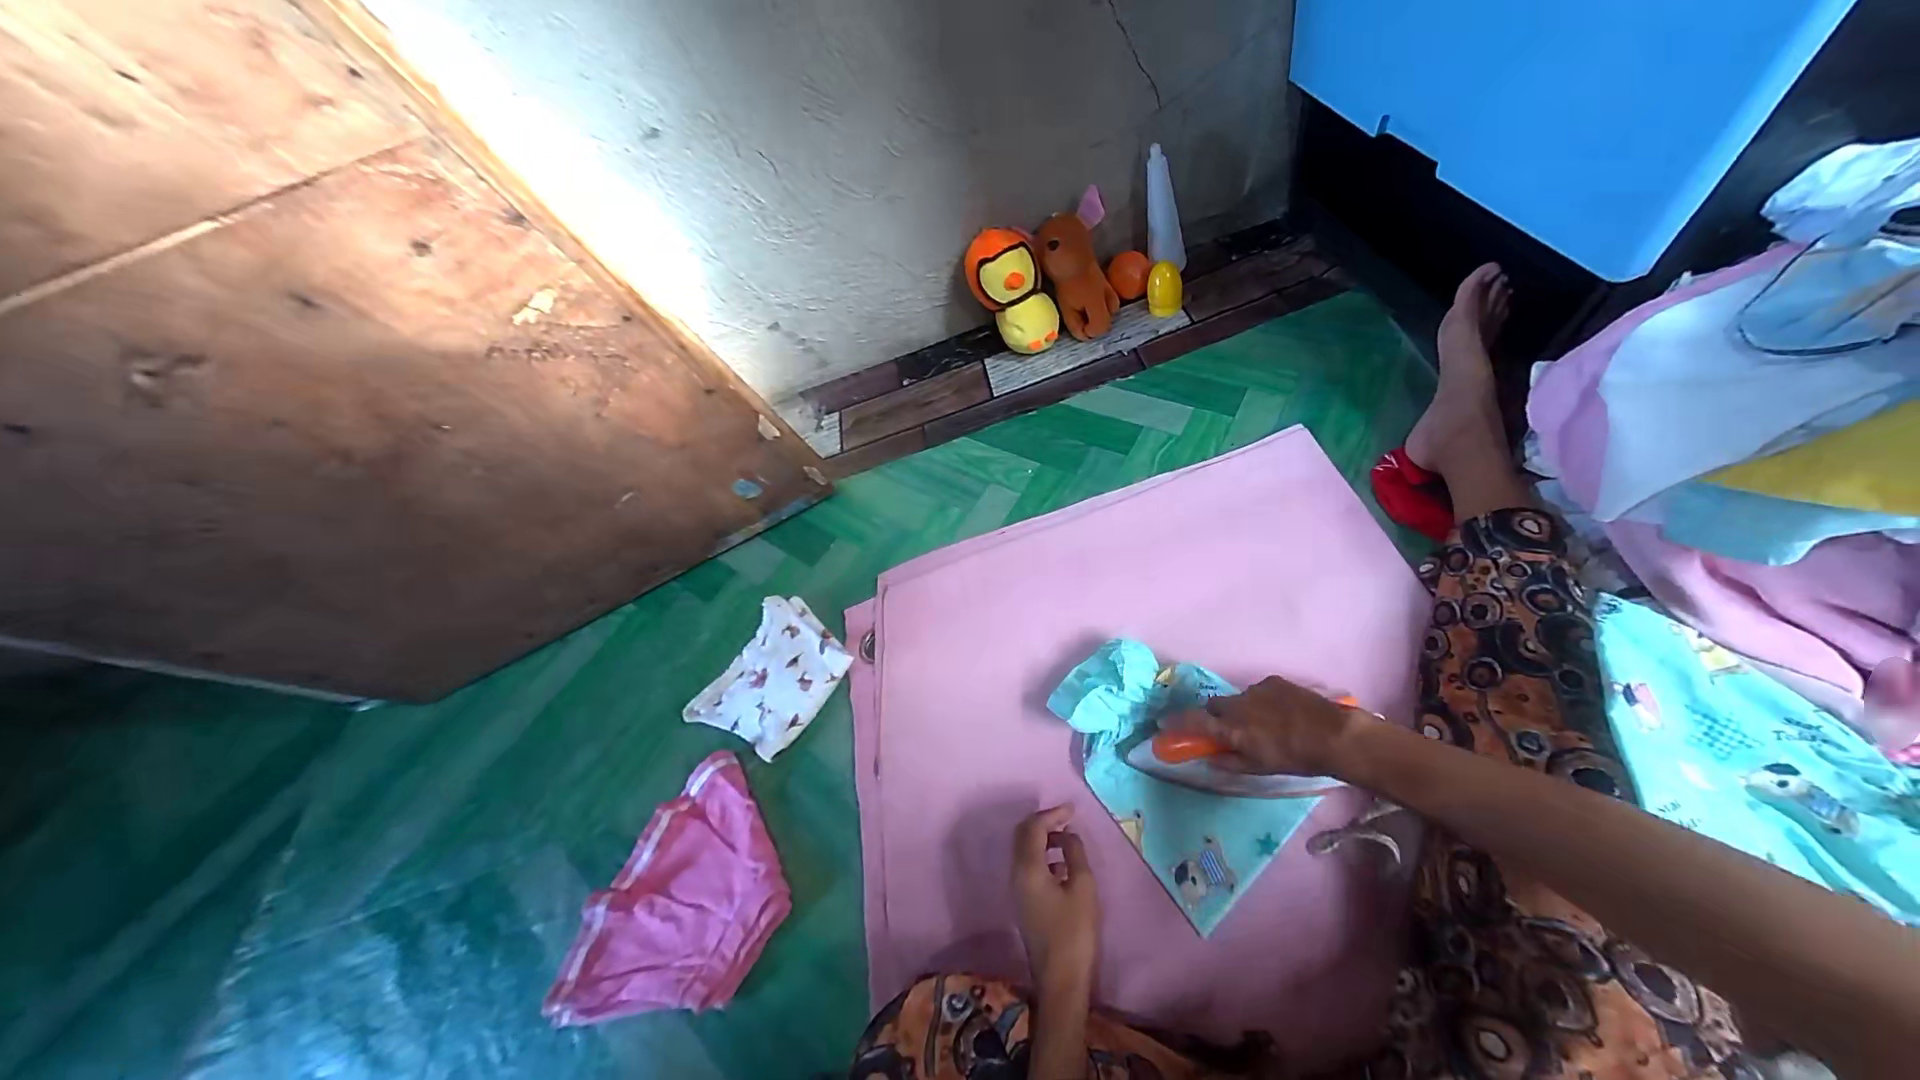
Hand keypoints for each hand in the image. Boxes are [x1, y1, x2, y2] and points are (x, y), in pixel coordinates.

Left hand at [1012, 804, 1099, 995]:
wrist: (1060, 979)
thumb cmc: (1074, 932)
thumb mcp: (1083, 887)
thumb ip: (1075, 854)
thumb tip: (1069, 835)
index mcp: (1027, 868)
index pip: (1033, 828)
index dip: (1052, 814)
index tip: (1072, 808)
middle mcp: (1015, 873)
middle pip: (1023, 835)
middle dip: (1044, 821)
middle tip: (1067, 818)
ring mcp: (1016, 888)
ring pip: (1023, 849)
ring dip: (1042, 837)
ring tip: (1068, 837)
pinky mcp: (1023, 900)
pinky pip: (1027, 864)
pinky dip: (1042, 853)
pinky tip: (1062, 862)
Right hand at [1165, 675, 1360, 776]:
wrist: (1333, 735)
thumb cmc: (1295, 758)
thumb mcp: (1261, 769)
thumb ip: (1230, 762)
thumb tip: (1210, 758)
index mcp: (1230, 729)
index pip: (1193, 721)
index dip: (1176, 722)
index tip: (1164, 723)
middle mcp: (1236, 706)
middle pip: (1213, 706)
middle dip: (1215, 716)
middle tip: (1228, 729)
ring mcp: (1254, 691)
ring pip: (1237, 699)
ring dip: (1241, 709)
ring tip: (1264, 722)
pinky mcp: (1272, 682)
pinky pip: (1258, 691)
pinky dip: (1262, 701)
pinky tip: (1281, 712)